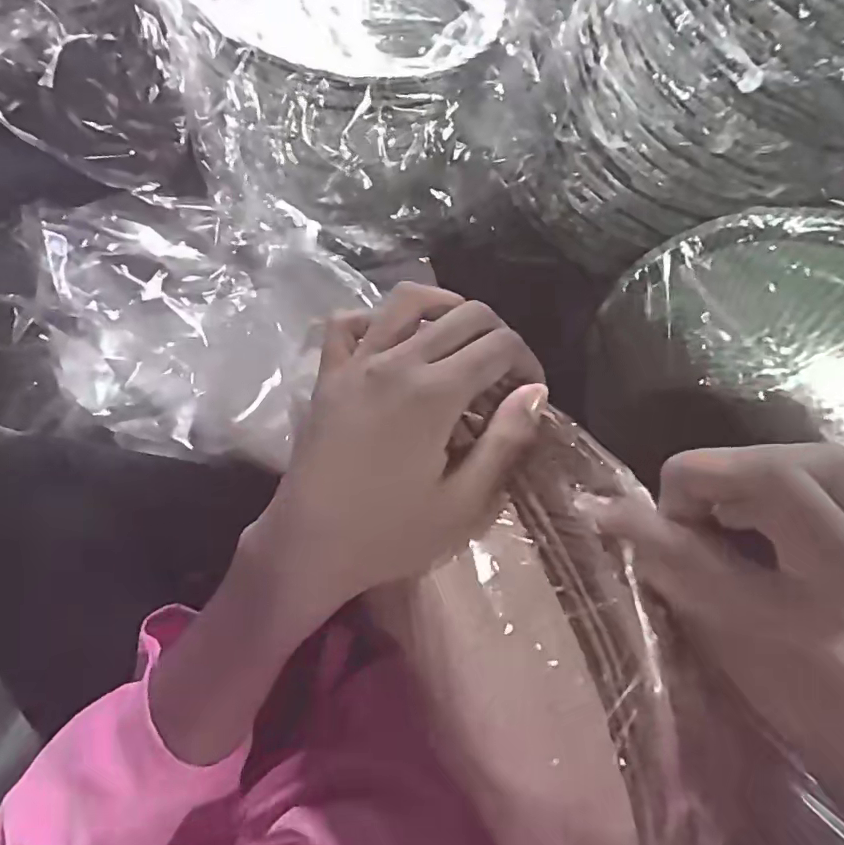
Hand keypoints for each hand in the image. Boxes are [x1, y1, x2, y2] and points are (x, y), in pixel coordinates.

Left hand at [154, 284, 545, 766]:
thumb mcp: (463, 502)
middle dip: (499, 335)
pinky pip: (348, 321)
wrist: (308, 546)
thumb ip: (505, 441)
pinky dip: (377, 318)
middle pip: (465, 314)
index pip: (500, 346)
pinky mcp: (328, 372)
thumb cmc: (390, 534)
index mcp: (434, 393)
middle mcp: (397, 361)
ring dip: (447, 307)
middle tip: (504, 374)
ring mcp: (356, 361)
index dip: (528, 363)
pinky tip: (395, 342)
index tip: (532, 394)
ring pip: (408, 299)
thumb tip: (535, 392)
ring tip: (462, 337)